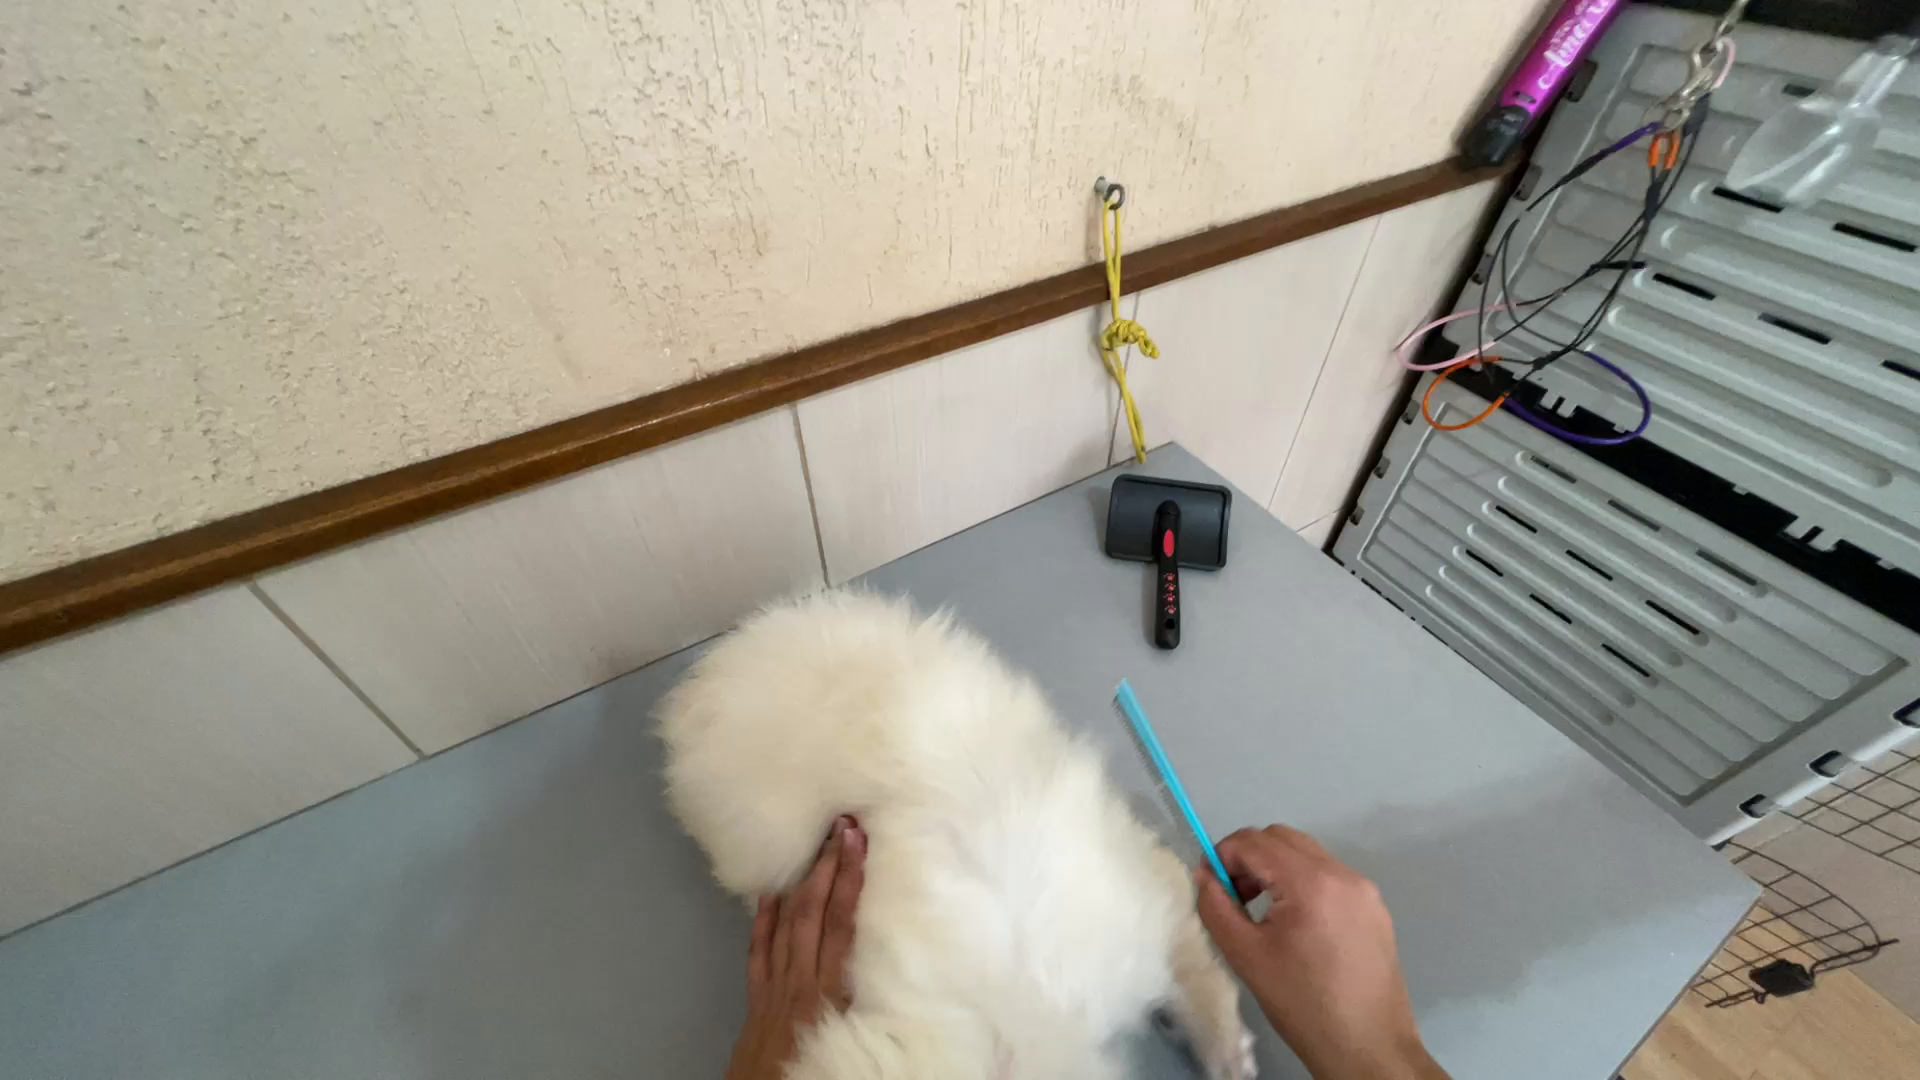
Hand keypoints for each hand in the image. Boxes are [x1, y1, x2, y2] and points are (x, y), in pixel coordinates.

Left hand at [723, 816, 866, 1079]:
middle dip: (828, 864)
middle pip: (814, 910)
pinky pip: (757, 951)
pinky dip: (763, 919)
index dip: (850, 877)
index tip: (857, 839)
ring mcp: (774, 986)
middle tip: (841, 824)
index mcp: (830, 991)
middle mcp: (801, 980)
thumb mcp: (854, 1039)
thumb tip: (895, 958)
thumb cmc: (814, 1077)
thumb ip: (871, 998)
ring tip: (817, 843)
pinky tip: (770, 892)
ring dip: (803, 880)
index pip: (842, 922)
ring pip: (788, 922)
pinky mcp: (755, 999)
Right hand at [1194, 826, 1448, 1079]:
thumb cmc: (1303, 1004)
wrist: (1370, 1054)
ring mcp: (1363, 889)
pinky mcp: (1374, 906)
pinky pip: (1326, 872)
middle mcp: (1341, 874)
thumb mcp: (1244, 955)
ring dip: (1274, 866)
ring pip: (1303, 851)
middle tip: (1234, 895)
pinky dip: (1300, 880)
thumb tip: (1204, 875)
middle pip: (1279, 837)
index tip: (1210, 885)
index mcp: (1310, 883)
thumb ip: (1215, 905)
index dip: (1222, 855)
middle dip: (1248, 857)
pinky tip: (1294, 920)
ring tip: (1261, 908)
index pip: (1253, 842)